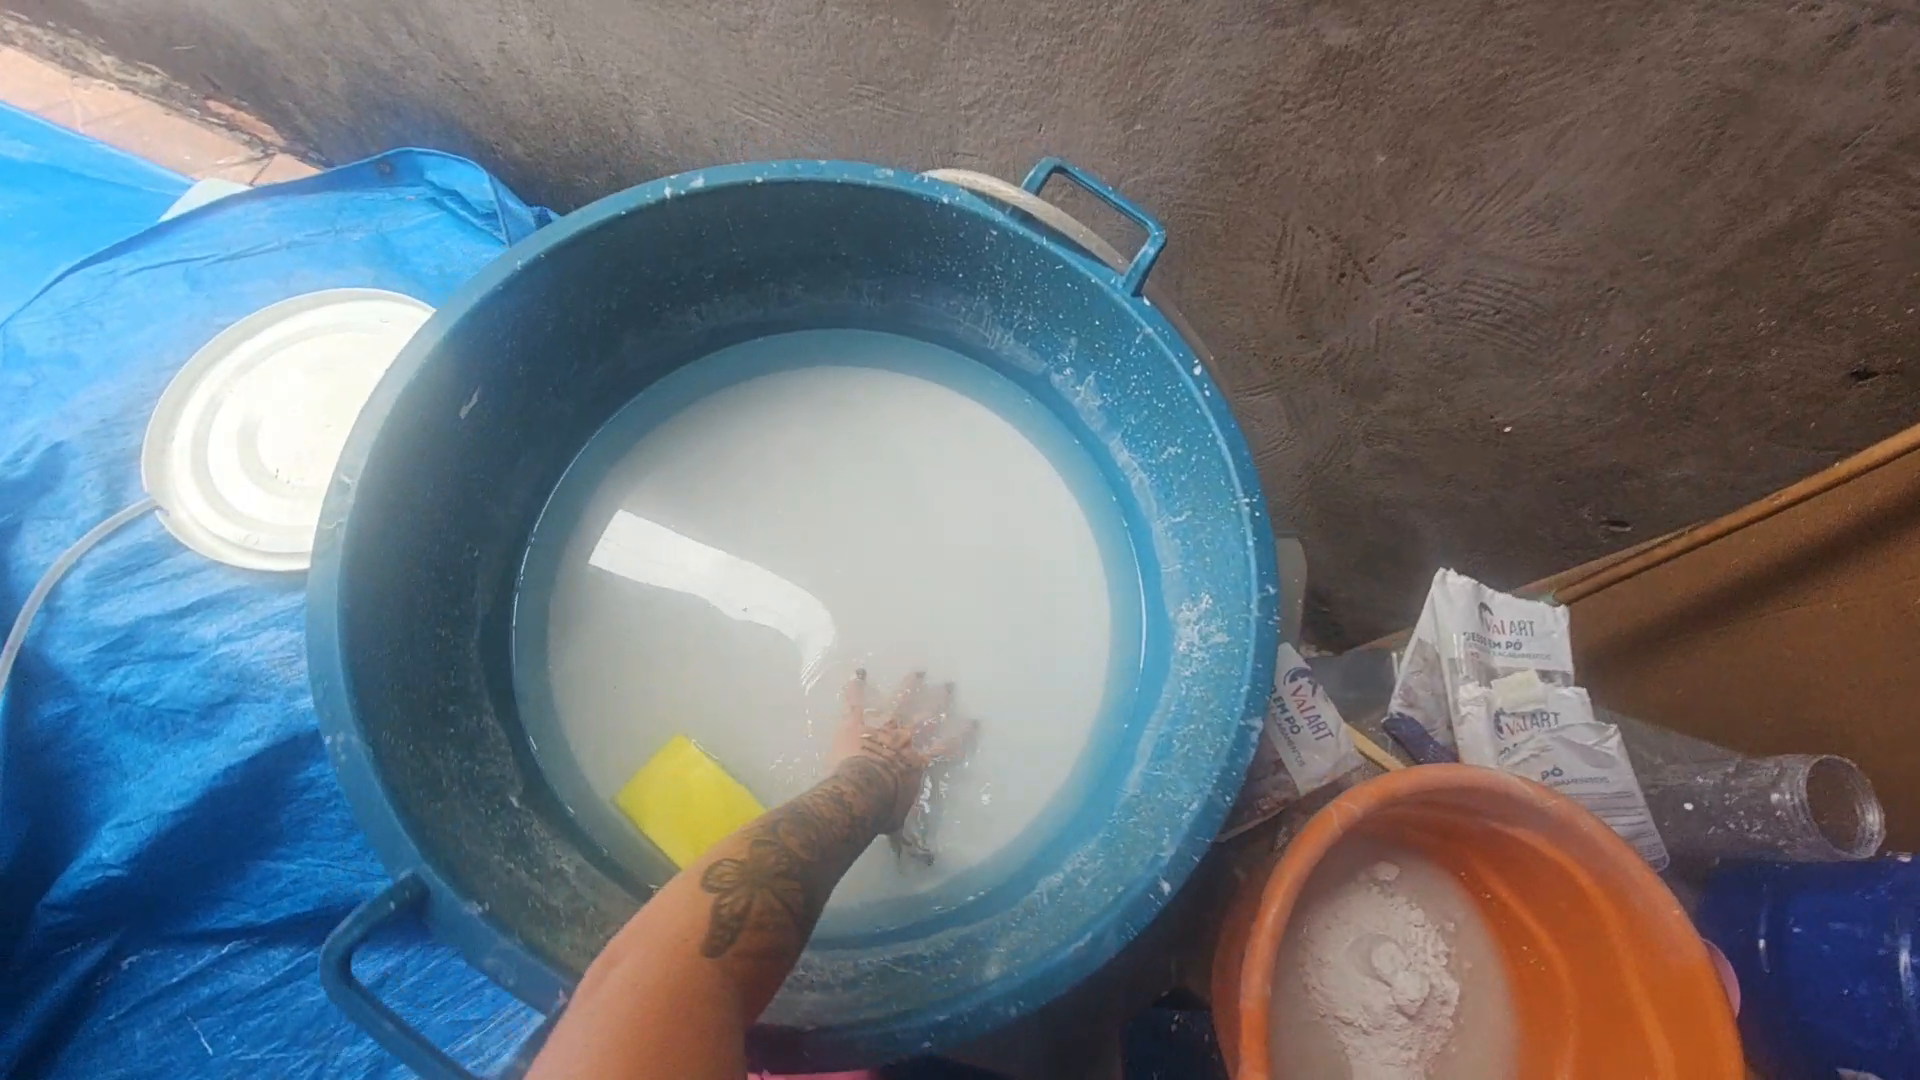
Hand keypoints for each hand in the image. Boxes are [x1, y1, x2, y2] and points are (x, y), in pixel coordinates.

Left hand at [831, 670, 969, 833]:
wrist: (860, 792)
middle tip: (948, 685)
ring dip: (907, 687)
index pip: (945, 747)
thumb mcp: (900, 823)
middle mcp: (904, 740)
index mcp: (917, 762)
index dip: (960, 735)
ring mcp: (881, 728)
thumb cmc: (883, 809)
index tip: (973, 721)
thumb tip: (927, 862)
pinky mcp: (856, 724)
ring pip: (897, 702)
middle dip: (937, 701)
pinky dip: (856, 688)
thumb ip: (911, 838)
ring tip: (917, 672)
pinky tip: (857, 673)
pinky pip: (856, 703)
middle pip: (924, 717)